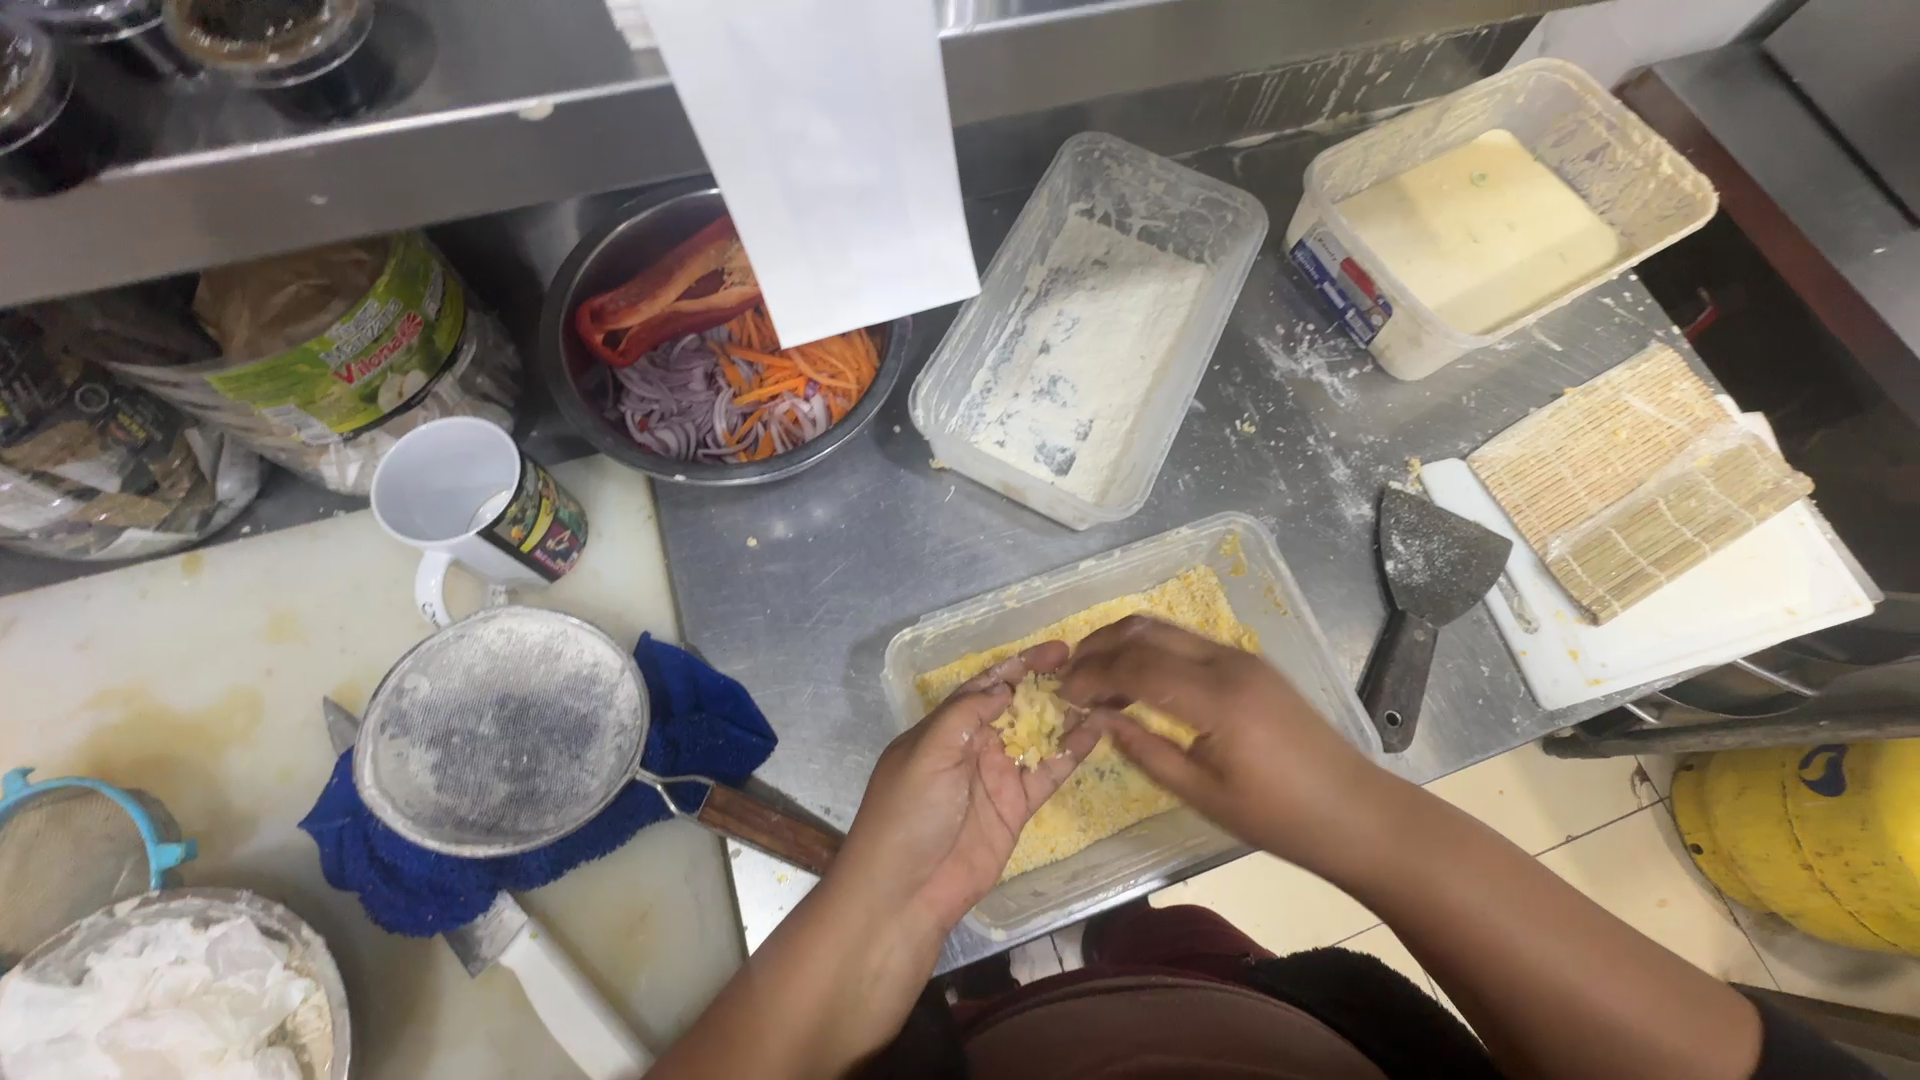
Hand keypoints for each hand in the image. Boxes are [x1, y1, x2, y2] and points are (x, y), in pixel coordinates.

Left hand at [834, 641, 1099, 935]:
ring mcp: (997, 775)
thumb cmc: (907, 814)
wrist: (905, 891)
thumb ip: (966, 715)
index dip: (1018, 666)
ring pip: (1037, 736)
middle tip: (1084, 666)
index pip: (985, 686)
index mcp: (945, 728)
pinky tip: (1095, 731)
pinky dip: (1071, 752)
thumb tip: (1003, 686)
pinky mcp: (1017, 806)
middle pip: (1016, 706)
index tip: (1054, 649)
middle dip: (1046, 684)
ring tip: (1100, 693)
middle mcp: (973, 745)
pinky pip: (1048, 771)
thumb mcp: (928, 752)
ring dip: (1064, 715)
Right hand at [1057, 616, 1389, 874]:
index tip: (1060, 694)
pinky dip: (1148, 651)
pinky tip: (1134, 682)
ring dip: (1120, 644)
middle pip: (1144, 631)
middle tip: (1067, 676)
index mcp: (1217, 698)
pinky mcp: (1248, 662)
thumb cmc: (1279, 817)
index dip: (1090, 676)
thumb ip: (1144, 750)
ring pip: (1163, 629)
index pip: (1135, 667)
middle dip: (1097, 648)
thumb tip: (1097, 720)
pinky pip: (1184, 642)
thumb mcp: (1202, 794)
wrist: (1356, 811)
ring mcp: (1240, 656)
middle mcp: (1226, 662)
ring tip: (1092, 677)